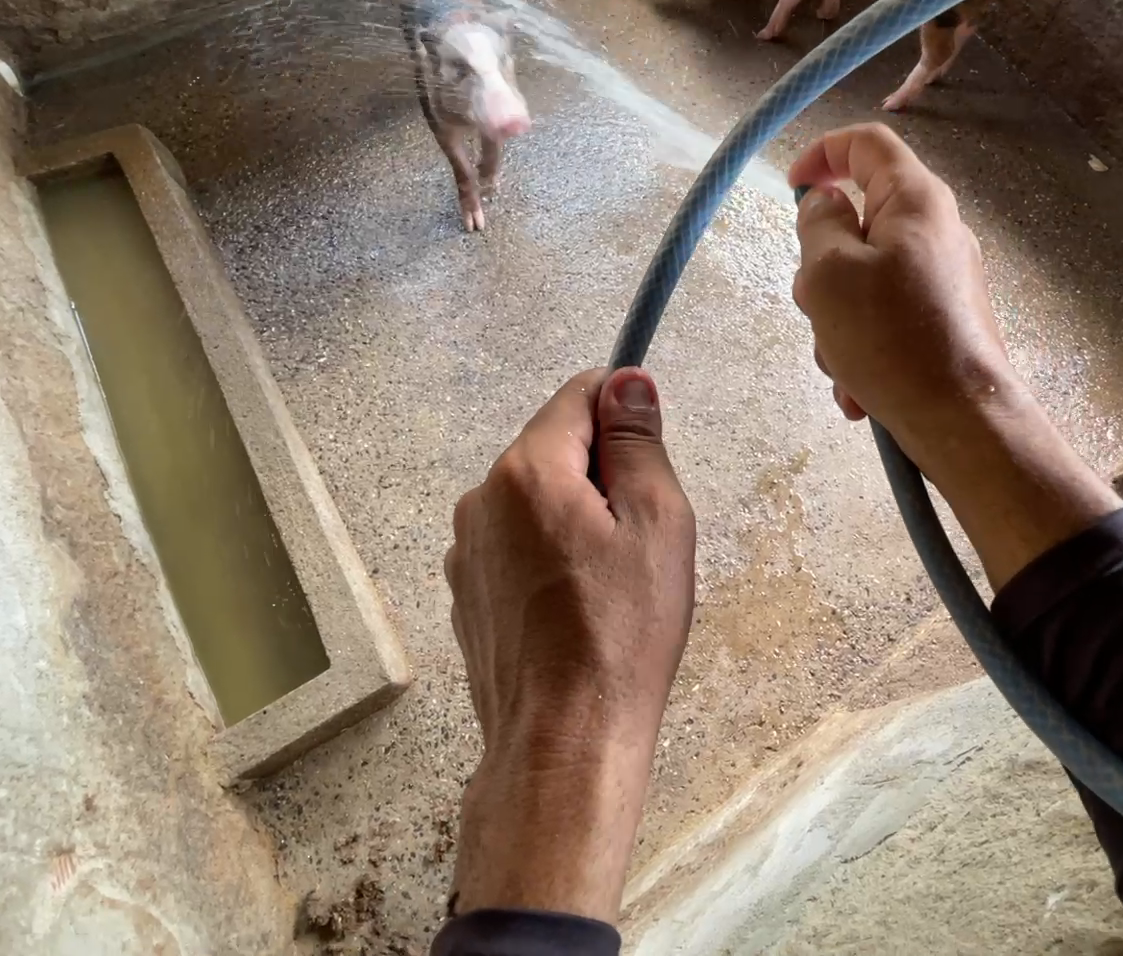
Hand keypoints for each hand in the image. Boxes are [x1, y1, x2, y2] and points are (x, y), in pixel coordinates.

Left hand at [444, 367, 695, 921]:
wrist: (563, 742)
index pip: (578, 394)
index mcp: (528, 470)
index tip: (649, 454)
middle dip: (600, 472)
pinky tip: (572, 606)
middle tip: (638, 535)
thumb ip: (638, 441)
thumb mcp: (657, 523)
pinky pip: (514, 542)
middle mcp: (482, 497)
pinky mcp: (465, 590)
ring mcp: (465, 548)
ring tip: (608, 579)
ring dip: (574, 514)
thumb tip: (627, 381)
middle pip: (554, 447)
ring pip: (534, 497)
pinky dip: (547, 552)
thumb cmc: (623, 631)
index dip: (621, 410)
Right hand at [789, 123, 1016, 473]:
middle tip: (816, 305)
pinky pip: (884, 315)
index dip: (821, 153)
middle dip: (821, 267)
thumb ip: (818, 224)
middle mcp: (936, 230)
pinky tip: (859, 388)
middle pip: (858, 223)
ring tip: (843, 362)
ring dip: (836, 319)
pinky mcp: (942, 318)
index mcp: (915, 201)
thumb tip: (825, 203)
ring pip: (863, 278)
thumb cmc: (889, 337)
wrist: (960, 418)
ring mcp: (942, 277)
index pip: (865, 143)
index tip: (790, 187)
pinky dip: (861, 344)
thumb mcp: (829, 272)